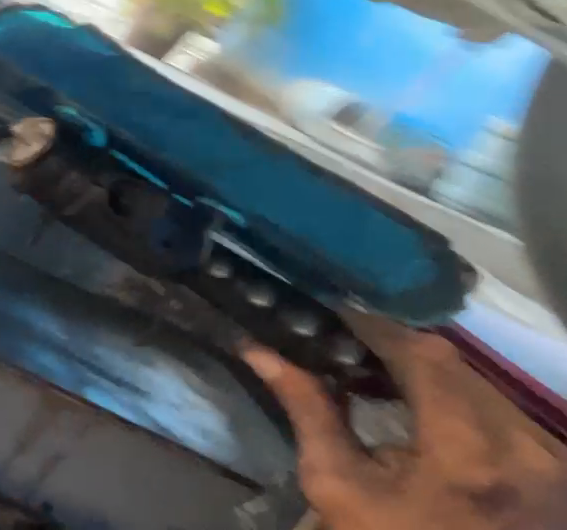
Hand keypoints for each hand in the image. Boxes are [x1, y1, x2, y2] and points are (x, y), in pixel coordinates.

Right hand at [243, 317, 566, 529]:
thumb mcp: (338, 483)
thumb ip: (308, 411)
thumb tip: (259, 351)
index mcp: (468, 450)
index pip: (423, 356)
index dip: (374, 325)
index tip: (326, 311)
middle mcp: (523, 445)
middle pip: (450, 363)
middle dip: (390, 345)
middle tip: (338, 343)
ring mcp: (550, 457)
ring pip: (474, 379)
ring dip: (419, 367)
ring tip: (369, 371)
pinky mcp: (554, 465)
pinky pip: (496, 405)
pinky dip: (450, 392)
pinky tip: (414, 400)